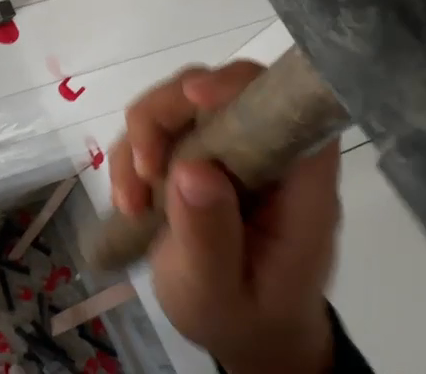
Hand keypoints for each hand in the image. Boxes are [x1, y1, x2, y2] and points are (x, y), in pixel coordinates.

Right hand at [109, 62, 340, 373]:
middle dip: (164, 117)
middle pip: (215, 93)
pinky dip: (128, 158)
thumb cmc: (245, 319)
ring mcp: (225, 152)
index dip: (241, 86)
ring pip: (175, 105)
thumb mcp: (219, 292)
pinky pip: (152, 131)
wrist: (243, 338)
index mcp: (298, 187)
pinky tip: (129, 203)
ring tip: (131, 201)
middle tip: (142, 168)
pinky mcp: (192, 156)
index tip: (194, 98)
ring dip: (139, 142)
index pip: (283, 107)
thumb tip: (193, 169)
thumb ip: (210, 237)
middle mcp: (263, 156)